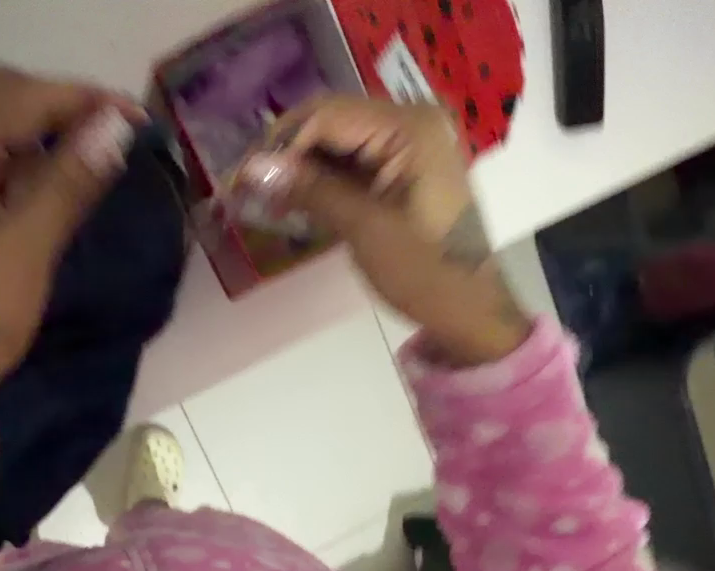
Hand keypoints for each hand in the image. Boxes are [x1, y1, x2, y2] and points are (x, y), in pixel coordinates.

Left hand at [0, 67, 141, 434]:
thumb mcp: (29, 249)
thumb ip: (69, 184)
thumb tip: (114, 130)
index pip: (21, 95)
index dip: (81, 98)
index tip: (136, 119)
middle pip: (7, 98)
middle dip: (65, 107)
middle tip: (120, 135)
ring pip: (2, 128)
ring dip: (51, 132)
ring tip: (101, 157)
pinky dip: (34, 160)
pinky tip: (63, 182)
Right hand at [233, 97, 530, 366]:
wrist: (471, 311)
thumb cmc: (426, 274)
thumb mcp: (365, 230)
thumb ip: (312, 191)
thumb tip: (254, 169)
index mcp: (410, 128)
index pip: (327, 115)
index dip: (281, 143)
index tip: (242, 179)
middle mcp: (411, 123)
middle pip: (331, 123)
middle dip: (287, 155)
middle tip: (246, 190)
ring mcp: (410, 147)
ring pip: (338, 144)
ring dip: (300, 170)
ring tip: (264, 201)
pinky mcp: (405, 171)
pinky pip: (354, 164)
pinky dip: (323, 182)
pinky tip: (294, 204)